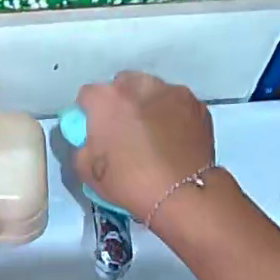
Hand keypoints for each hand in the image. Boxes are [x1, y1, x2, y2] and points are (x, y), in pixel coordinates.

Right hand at [72, 71, 214, 221]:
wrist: (180, 194)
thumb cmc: (128, 183)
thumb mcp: (86, 170)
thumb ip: (83, 145)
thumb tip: (91, 140)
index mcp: (107, 99)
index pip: (88, 95)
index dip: (90, 112)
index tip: (96, 129)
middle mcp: (139, 85)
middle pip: (123, 85)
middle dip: (121, 102)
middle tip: (125, 130)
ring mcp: (171, 92)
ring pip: (153, 91)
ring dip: (148, 105)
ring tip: (154, 134)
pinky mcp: (196, 104)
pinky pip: (177, 105)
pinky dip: (173, 116)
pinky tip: (174, 138)